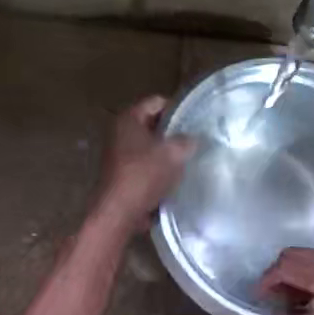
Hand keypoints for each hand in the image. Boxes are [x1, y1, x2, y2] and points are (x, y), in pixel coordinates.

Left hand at [94, 96, 194, 229]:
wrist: (119, 212)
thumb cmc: (144, 175)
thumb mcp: (174, 153)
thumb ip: (187, 141)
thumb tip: (193, 139)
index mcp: (128, 119)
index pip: (157, 102)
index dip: (177, 109)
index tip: (195, 121)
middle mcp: (119, 133)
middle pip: (152, 125)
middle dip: (173, 132)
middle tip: (194, 141)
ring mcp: (117, 156)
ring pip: (149, 148)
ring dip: (166, 154)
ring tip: (187, 161)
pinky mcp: (121, 176)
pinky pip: (144, 167)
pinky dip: (157, 171)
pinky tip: (174, 179)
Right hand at [236, 248, 313, 314]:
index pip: (284, 267)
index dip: (266, 283)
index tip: (258, 300)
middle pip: (294, 256)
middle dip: (279, 276)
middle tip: (274, 301)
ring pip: (309, 257)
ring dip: (295, 275)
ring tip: (293, 303)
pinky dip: (311, 274)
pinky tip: (312, 299)